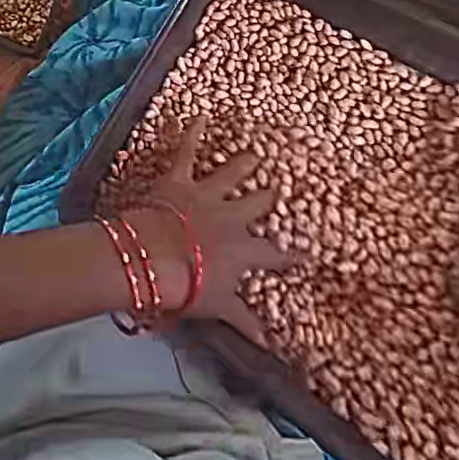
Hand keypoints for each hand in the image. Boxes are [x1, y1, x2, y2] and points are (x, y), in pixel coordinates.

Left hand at [132, 116, 286, 344]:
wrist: (153, 258)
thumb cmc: (186, 286)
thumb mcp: (217, 306)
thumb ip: (242, 319)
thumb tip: (266, 342)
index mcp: (243, 251)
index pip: (274, 255)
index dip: (290, 255)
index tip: (305, 254)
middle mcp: (231, 218)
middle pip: (257, 205)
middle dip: (269, 197)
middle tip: (280, 189)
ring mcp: (207, 195)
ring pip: (231, 175)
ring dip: (243, 164)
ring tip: (255, 154)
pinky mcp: (180, 180)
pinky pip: (187, 152)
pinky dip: (193, 134)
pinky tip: (199, 117)